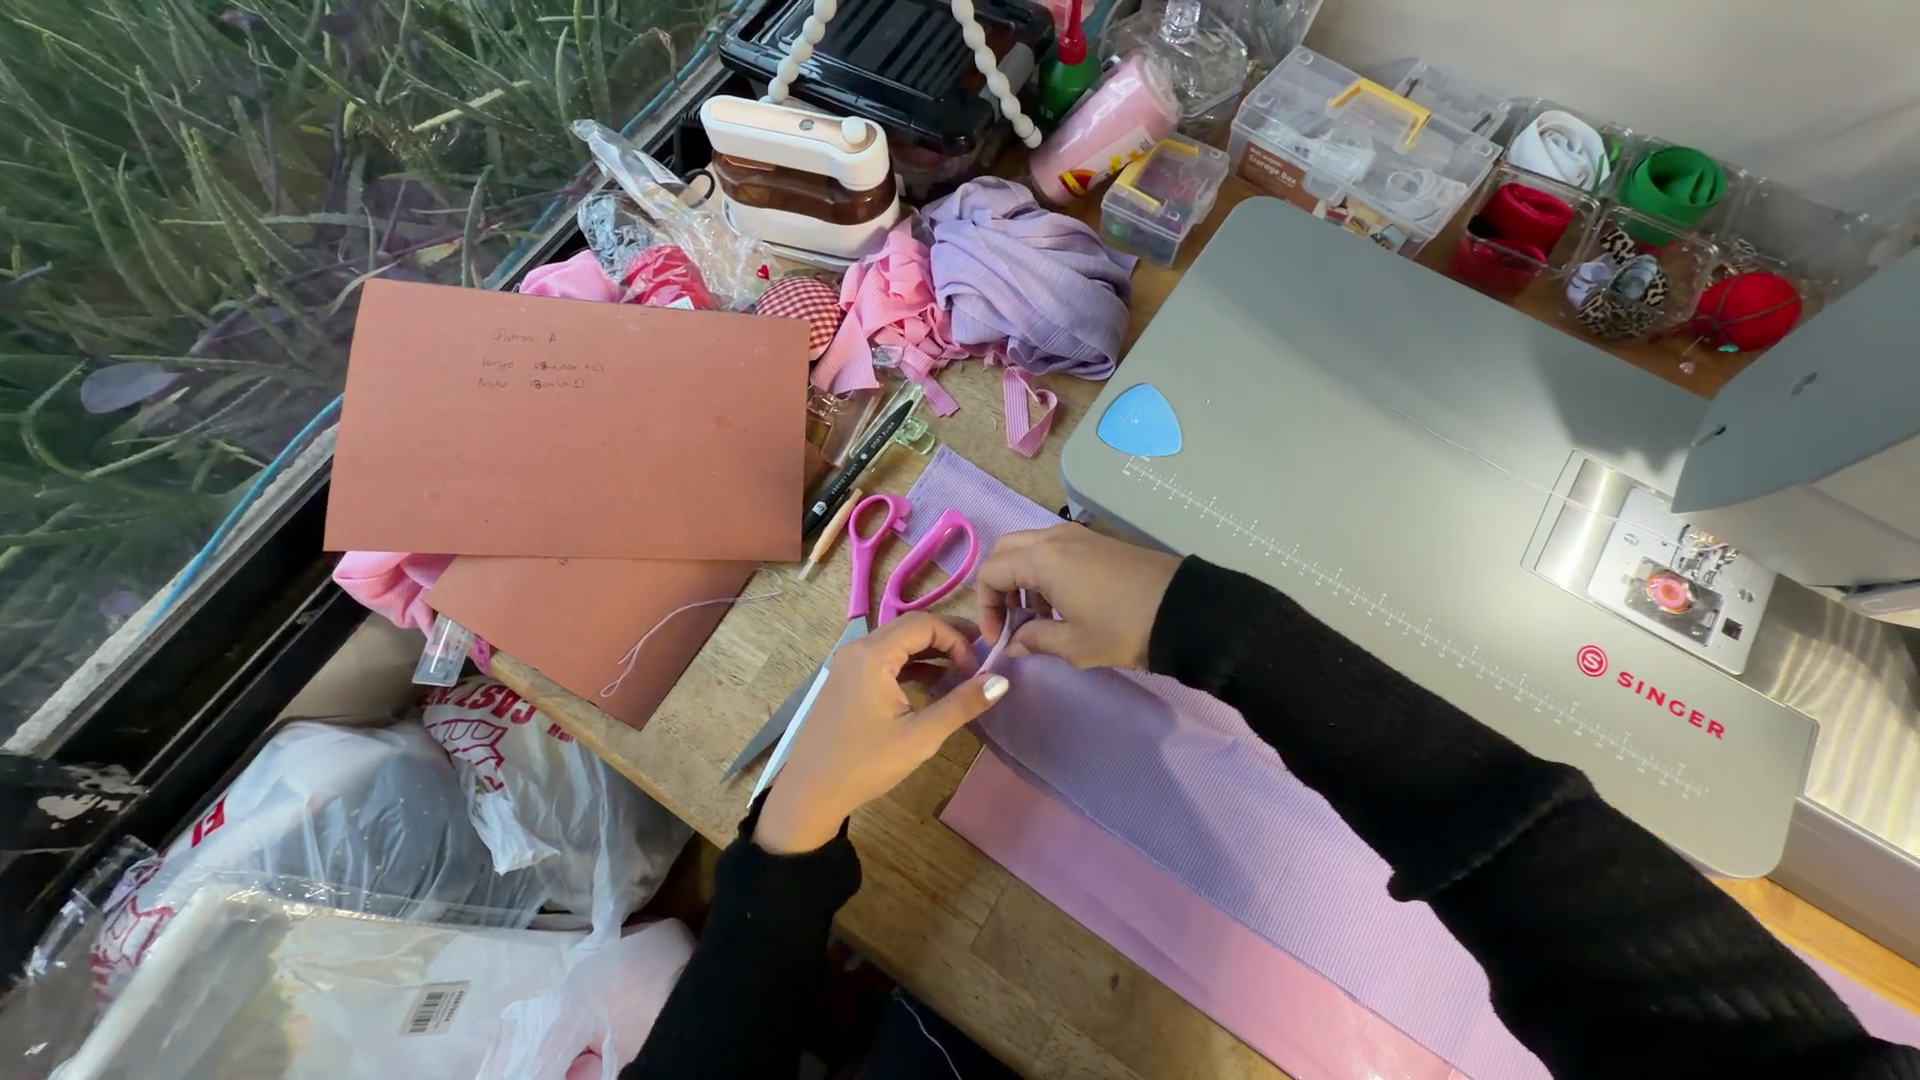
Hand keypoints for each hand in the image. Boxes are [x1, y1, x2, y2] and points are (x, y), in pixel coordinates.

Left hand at [754, 612, 1009, 854]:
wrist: (809, 793)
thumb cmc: (865, 764)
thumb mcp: (921, 736)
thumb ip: (962, 704)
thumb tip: (1001, 680)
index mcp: (873, 654)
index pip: (925, 623)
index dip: (958, 639)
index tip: (978, 669)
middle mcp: (858, 649)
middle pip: (911, 627)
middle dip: (948, 640)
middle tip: (979, 661)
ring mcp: (849, 664)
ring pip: (898, 643)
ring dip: (931, 653)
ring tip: (962, 674)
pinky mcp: (847, 680)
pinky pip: (885, 660)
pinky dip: (912, 666)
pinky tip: (933, 686)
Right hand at [975, 524, 1179, 669]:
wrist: (1184, 610)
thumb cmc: (1123, 629)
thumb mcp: (1074, 644)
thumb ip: (1035, 640)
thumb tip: (1014, 643)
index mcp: (1041, 559)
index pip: (990, 573)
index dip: (985, 607)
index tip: (999, 638)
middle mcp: (1053, 538)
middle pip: (1005, 551)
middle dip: (998, 585)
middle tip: (1010, 619)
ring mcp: (1076, 536)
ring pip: (1028, 547)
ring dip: (1021, 578)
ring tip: (1039, 616)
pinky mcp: (1095, 541)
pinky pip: (1053, 548)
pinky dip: (1044, 570)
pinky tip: (1062, 603)